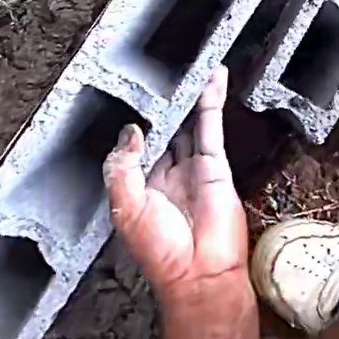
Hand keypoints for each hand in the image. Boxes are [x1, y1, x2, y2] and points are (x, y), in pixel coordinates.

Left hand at [104, 66, 249, 309]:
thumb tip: (131, 130)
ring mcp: (193, 167)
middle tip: (161, 73)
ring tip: (190, 66)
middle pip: (166, 128)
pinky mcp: (215, 164)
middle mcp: (168, 172)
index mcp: (143, 185)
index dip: (137, 121)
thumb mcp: (127, 207)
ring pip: (189, 121)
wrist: (202, 272)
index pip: (138, 144)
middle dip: (165, 104)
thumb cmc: (161, 250)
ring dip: (190, 95)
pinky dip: (212, 99)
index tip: (132, 92)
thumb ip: (122, 166)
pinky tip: (213, 78)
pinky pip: (211, 124)